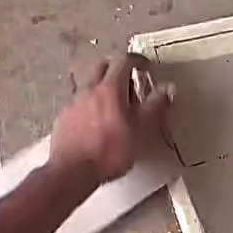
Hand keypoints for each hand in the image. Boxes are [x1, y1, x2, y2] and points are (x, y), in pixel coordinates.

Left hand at [50, 54, 172, 183]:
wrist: (73, 172)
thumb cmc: (109, 152)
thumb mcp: (141, 130)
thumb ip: (154, 106)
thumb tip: (168, 89)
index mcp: (110, 89)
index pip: (123, 61)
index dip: (137, 60)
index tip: (145, 66)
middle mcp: (89, 90)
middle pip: (102, 66)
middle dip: (117, 68)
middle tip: (130, 81)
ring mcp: (73, 103)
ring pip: (88, 83)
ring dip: (102, 85)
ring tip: (115, 103)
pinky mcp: (64, 118)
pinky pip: (78, 102)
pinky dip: (90, 103)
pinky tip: (97, 121)